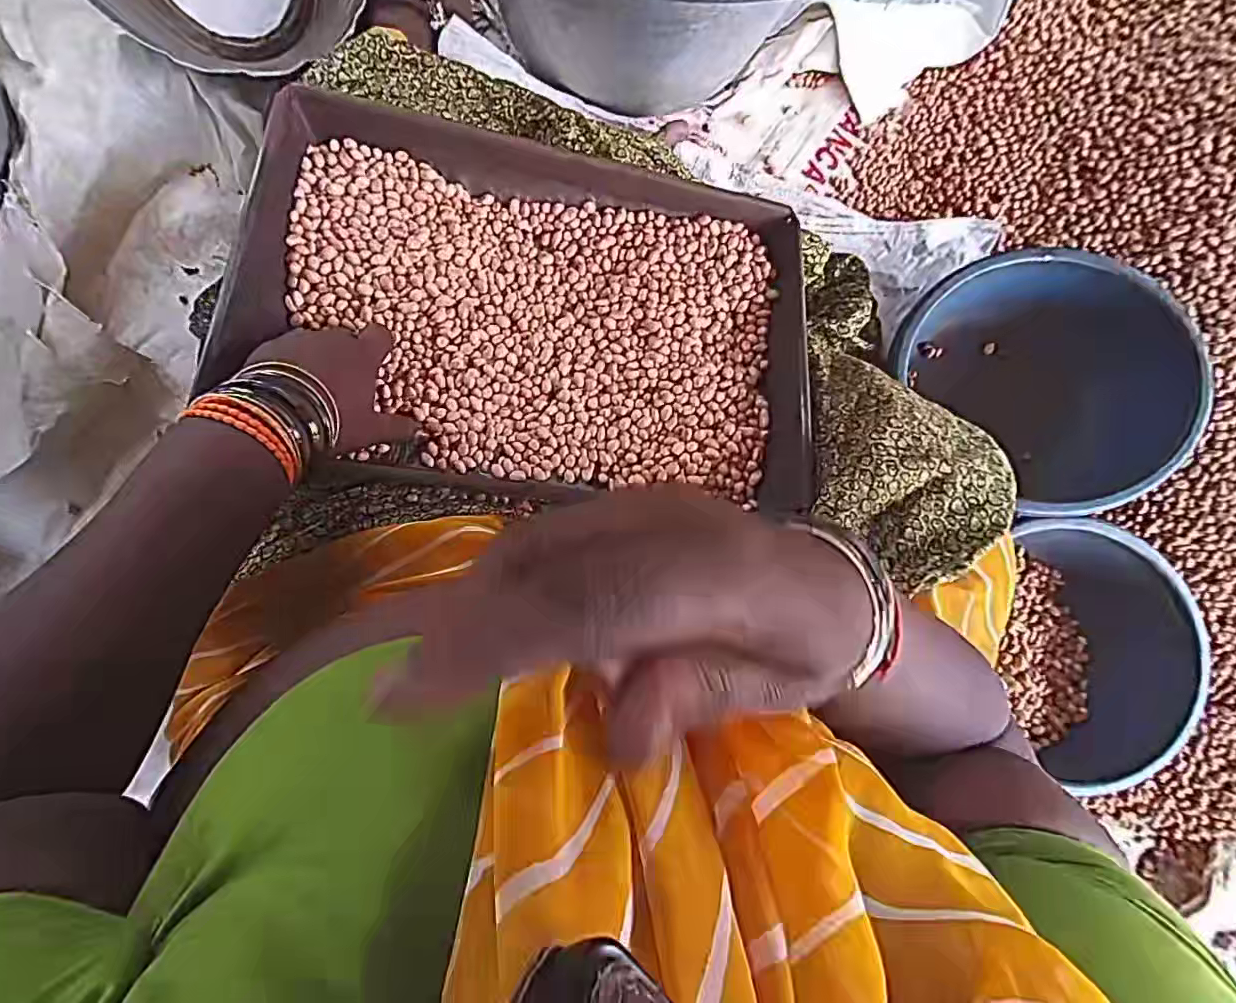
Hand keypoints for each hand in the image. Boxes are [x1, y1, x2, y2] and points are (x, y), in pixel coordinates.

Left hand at [245, 326, 418, 453]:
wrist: (278, 416)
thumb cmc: (333, 420)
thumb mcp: (369, 430)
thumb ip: (395, 426)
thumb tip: (415, 429)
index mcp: (363, 354)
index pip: (380, 335)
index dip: (379, 345)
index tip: (378, 357)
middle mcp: (333, 339)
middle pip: (345, 338)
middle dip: (344, 356)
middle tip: (342, 384)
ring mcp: (300, 339)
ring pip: (313, 343)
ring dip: (314, 359)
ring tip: (310, 388)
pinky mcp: (270, 347)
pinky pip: (283, 351)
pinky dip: (285, 364)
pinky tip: (285, 387)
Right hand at [375, 487, 876, 760]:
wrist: (833, 579)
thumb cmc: (813, 647)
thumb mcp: (774, 691)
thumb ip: (694, 696)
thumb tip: (619, 733)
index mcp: (716, 573)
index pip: (589, 604)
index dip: (499, 642)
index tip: (414, 688)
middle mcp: (667, 521)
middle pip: (541, 564)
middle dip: (463, 622)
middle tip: (402, 683)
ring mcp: (643, 502)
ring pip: (532, 542)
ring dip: (475, 599)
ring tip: (440, 659)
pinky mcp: (627, 504)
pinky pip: (546, 537)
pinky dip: (505, 580)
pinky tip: (496, 621)